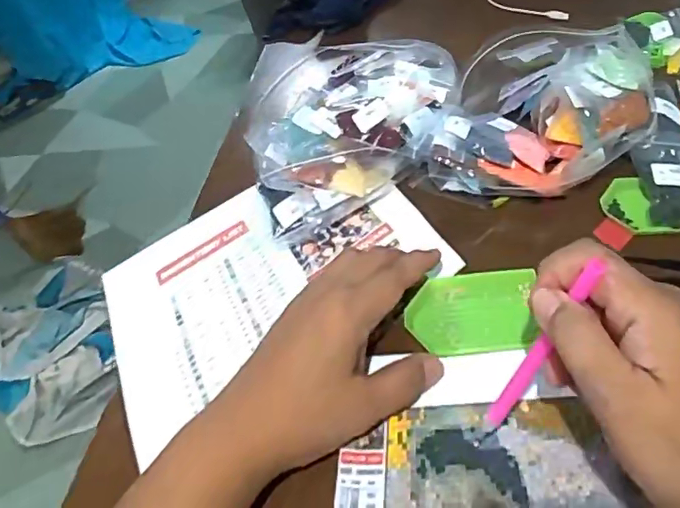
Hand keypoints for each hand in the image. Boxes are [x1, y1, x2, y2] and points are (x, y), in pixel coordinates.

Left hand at [125, 246, 443, 507]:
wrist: (242, 426)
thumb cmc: (306, 416)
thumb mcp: (363, 408)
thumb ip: (402, 382)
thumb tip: (437, 363)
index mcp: (350, 310)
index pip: (392, 276)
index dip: (416, 263)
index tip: (436, 254)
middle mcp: (329, 293)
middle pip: (369, 260)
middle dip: (397, 256)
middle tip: (420, 264)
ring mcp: (307, 298)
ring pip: (346, 260)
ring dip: (373, 258)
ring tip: (391, 271)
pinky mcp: (292, 308)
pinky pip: (330, 271)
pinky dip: (352, 267)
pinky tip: (353, 289)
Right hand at [531, 240, 679, 507]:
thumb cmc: (676, 448)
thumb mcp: (616, 397)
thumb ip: (576, 338)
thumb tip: (541, 293)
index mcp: (651, 303)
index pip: (587, 255)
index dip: (554, 277)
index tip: (540, 325)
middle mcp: (658, 299)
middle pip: (591, 280)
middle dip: (563, 315)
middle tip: (554, 369)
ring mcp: (664, 321)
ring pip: (599, 306)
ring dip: (575, 337)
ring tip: (570, 384)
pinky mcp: (664, 343)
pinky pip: (616, 326)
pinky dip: (594, 349)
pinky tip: (593, 385)